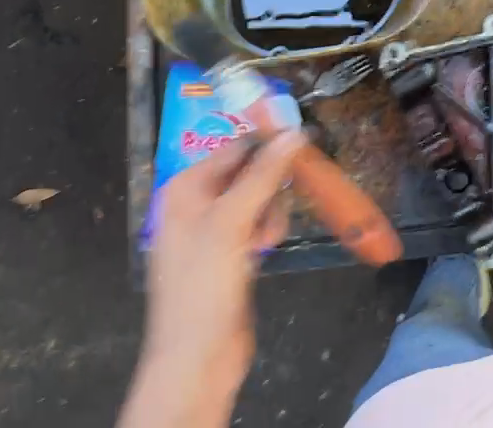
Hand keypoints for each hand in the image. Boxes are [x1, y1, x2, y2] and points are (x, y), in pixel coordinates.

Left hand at [117, 131, 302, 427]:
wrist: (197, 359)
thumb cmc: (204, 285)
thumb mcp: (232, 222)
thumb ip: (263, 174)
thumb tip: (293, 131)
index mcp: (186, 186)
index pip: (236, 148)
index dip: (269, 144)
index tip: (306, 142)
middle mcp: (198, 201)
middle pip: (252, 171)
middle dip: (269, 190)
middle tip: (274, 210)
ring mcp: (214, 228)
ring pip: (260, 198)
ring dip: (271, 214)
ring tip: (265, 241)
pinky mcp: (231, 252)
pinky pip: (259, 223)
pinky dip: (267, 232)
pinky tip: (265, 251)